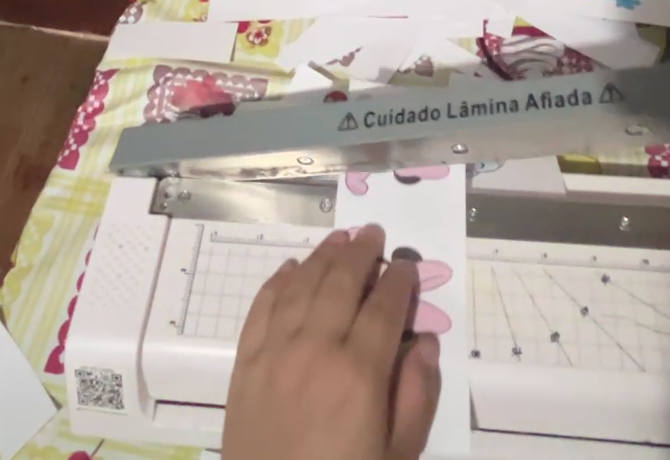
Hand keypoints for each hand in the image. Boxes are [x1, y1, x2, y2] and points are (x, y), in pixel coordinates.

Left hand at [222, 225, 441, 459]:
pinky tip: (290, 268)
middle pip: (341, 282)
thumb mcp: (398, 457)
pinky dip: (277, 282)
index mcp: (359, 374)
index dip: (399, 281)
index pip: (384, 308)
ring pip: (301, 285)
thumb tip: (424, 342)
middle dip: (361, 252)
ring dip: (322, 256)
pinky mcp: (244, 364)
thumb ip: (416, 397)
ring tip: (339, 238)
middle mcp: (316, 349)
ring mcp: (275, 353)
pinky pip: (261, 308)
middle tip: (373, 232)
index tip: (408, 265)